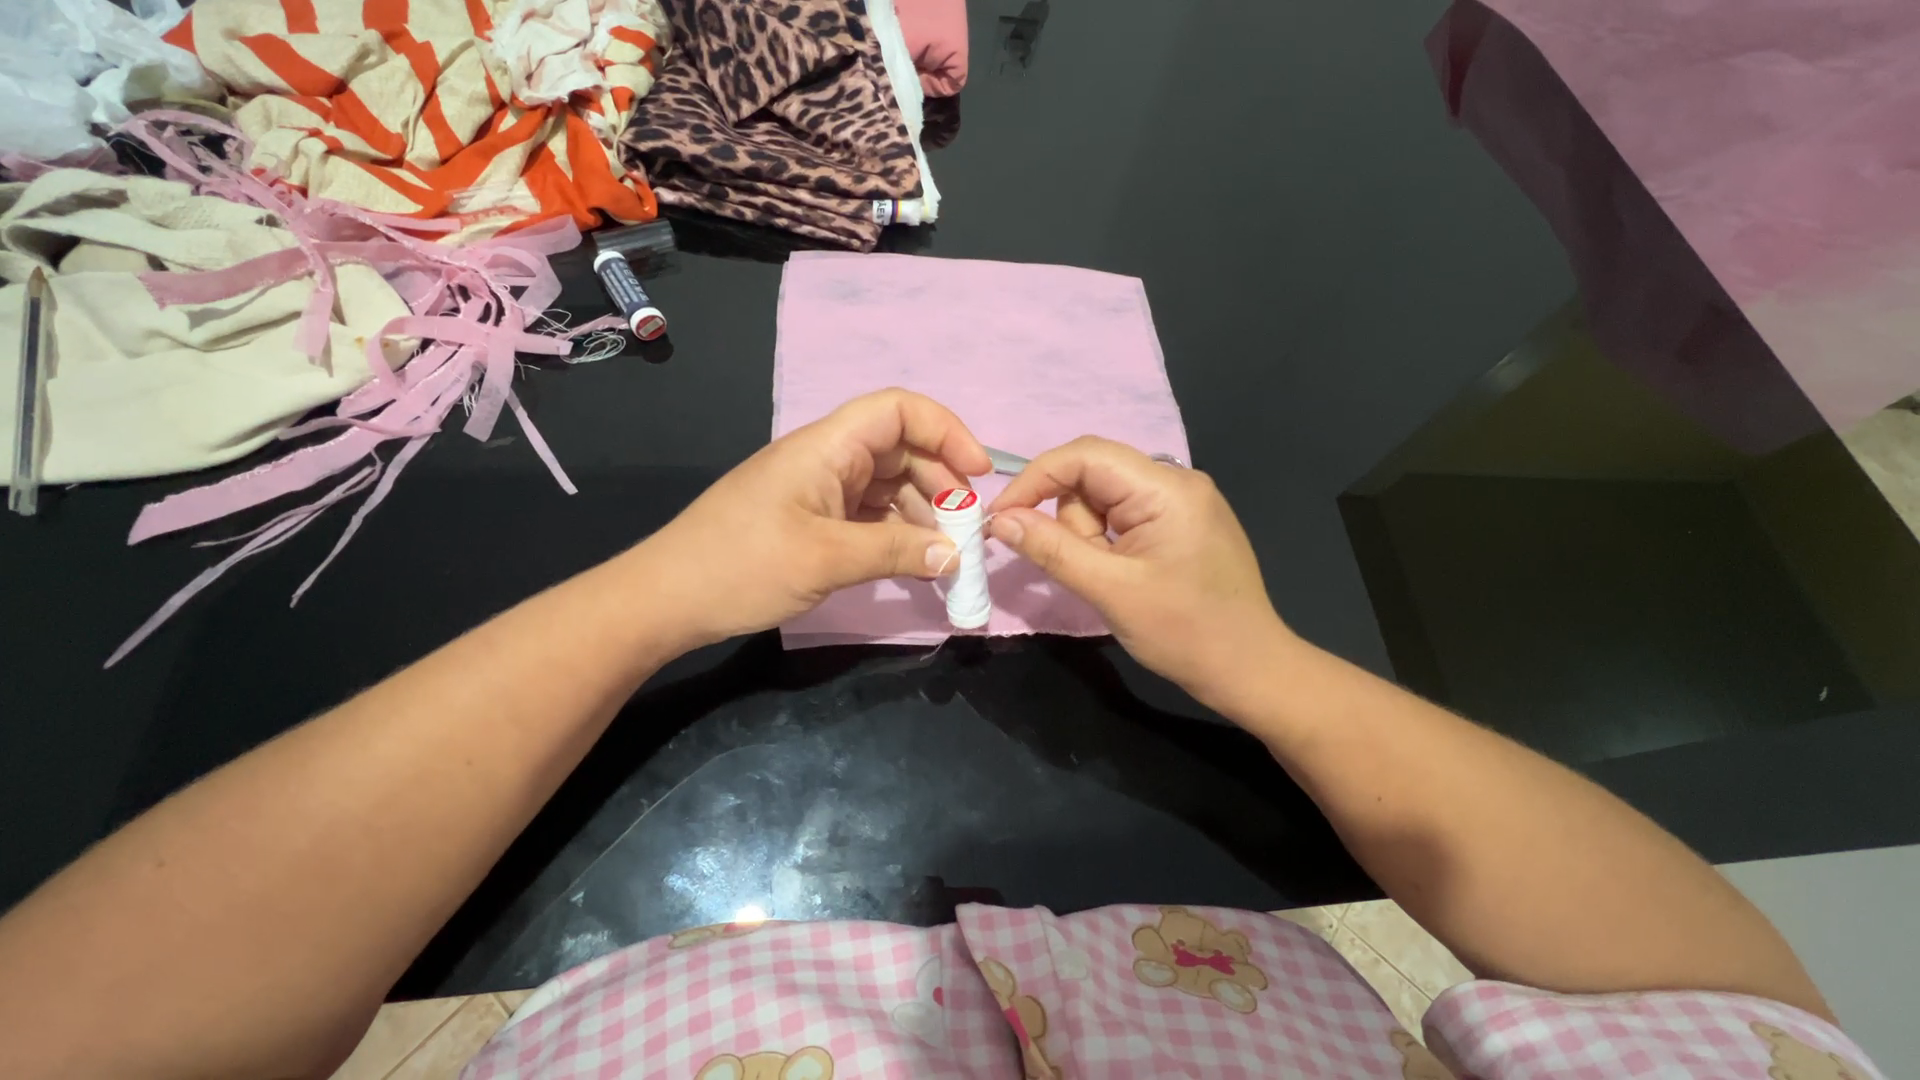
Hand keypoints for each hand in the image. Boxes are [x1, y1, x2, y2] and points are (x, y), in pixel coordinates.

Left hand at [637, 389, 989, 646]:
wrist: (667, 599)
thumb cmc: (741, 566)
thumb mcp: (826, 559)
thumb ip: (896, 552)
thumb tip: (955, 556)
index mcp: (826, 447)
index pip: (898, 410)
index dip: (946, 431)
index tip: (978, 474)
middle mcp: (826, 459)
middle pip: (900, 449)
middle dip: (942, 482)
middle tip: (967, 530)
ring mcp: (818, 490)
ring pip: (888, 485)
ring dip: (923, 512)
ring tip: (946, 554)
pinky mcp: (812, 520)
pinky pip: (869, 514)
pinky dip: (897, 532)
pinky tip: (915, 560)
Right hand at [986, 436, 1291, 713]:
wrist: (1248, 669)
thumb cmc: (1184, 632)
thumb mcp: (1110, 590)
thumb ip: (1051, 549)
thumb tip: (999, 519)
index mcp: (1166, 487)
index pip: (1084, 455)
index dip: (1034, 480)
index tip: (1000, 518)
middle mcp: (1177, 480)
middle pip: (1092, 476)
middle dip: (1073, 522)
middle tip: (1087, 570)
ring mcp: (1182, 501)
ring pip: (1104, 499)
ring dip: (1090, 537)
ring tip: (1114, 581)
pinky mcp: (1182, 522)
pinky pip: (1124, 515)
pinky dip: (1107, 542)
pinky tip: (1124, 575)